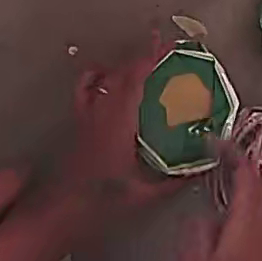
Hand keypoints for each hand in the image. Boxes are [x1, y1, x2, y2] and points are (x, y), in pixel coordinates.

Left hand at [44, 41, 183, 224]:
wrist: (60, 214)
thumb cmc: (100, 204)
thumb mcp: (143, 195)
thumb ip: (173, 181)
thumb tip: (201, 167)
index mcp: (119, 121)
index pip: (136, 79)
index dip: (152, 58)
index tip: (169, 46)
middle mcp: (102, 110)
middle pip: (124, 72)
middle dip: (146, 57)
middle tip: (167, 50)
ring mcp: (88, 114)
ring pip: (108, 77)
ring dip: (128, 66)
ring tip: (146, 61)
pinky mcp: (79, 122)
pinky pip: (86, 88)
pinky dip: (97, 75)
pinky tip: (108, 75)